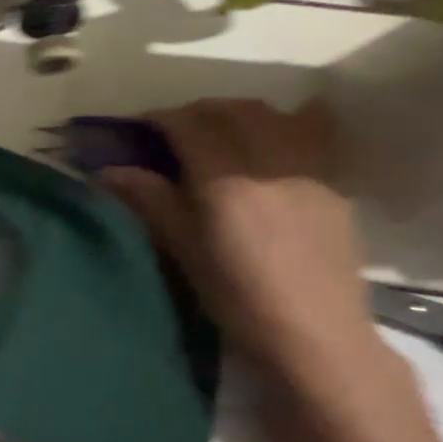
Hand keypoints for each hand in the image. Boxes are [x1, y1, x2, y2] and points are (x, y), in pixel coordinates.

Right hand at [98, 99, 375, 380]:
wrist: (312, 330)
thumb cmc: (234, 294)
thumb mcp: (180, 248)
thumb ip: (149, 200)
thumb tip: (108, 170)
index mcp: (226, 181)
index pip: (191, 126)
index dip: (159, 119)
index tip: (134, 128)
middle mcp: (271, 165)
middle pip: (234, 111)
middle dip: (197, 111)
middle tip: (168, 131)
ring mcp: (309, 171)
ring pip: (274, 116)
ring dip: (238, 114)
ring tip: (214, 133)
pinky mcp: (334, 184)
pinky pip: (310, 134)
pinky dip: (283, 124)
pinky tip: (266, 140)